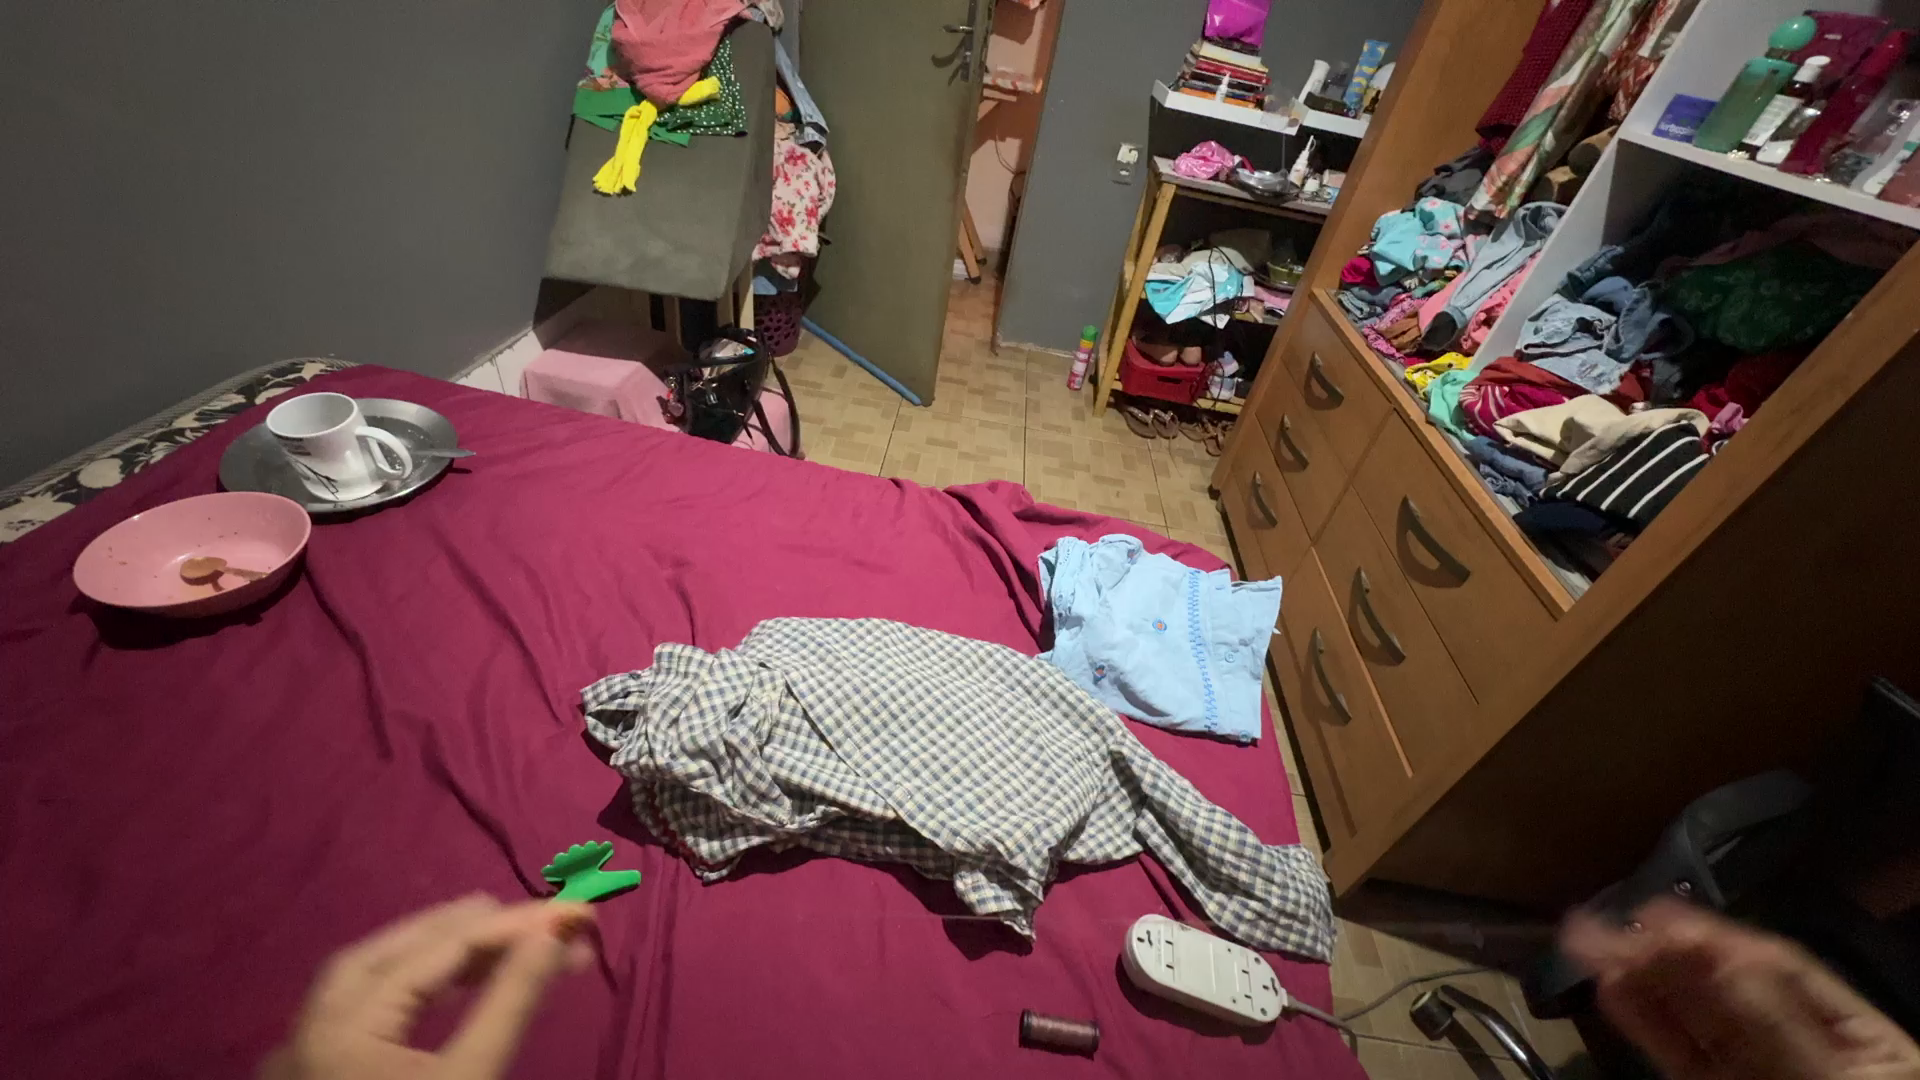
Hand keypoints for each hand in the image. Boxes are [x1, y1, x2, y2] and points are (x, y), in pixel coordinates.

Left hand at [260, 895, 595, 1079]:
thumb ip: (513, 998)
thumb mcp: (471, 1079)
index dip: (517, 924)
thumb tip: (557, 930)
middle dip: (476, 928)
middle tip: (537, 921)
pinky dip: (419, 983)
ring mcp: (303, 1060)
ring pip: (377, 974)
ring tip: (507, 943)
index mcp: (342, 1028)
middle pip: (398, 949)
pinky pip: (368, 1007)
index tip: (579, 914)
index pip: (444, 948)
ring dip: (446, 950)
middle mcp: (308, 1031)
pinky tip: (455, 987)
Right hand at [1562, 898, 1919, 1079]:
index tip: (1652, 912)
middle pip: (1721, 986)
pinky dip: (1639, 1018)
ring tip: (1579, 940)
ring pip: (1686, 1012)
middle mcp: (1801, 1048)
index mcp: (1858, 1043)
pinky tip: (1607, 988)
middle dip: (1656, 950)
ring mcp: (1752, 1071)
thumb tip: (1711, 953)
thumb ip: (1776, 1029)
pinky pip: (1673, 1049)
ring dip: (1632, 974)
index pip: (1778, 969)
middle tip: (1594, 921)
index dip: (1714, 936)